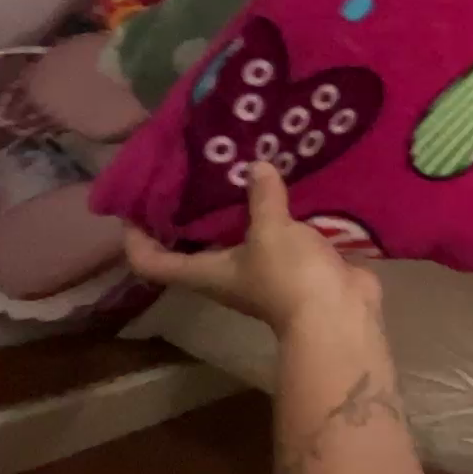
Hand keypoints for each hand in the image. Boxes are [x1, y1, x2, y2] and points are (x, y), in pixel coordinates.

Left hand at [123, 161, 379, 337]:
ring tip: (248, 180)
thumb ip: (263, 198)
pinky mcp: (294, 266)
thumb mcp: (272, 231)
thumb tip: (255, 165)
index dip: (136, 237)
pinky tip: (293, 198)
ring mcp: (262, 271)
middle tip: (200, 179)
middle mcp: (225, 273)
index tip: (137, 207)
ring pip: (241, 239)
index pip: (150, 260)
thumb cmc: (288, 275)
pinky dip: (280, 219)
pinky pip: (278, 237)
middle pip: (195, 246)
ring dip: (243, 214)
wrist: (336, 308)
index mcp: (203, 271)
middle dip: (194, 216)